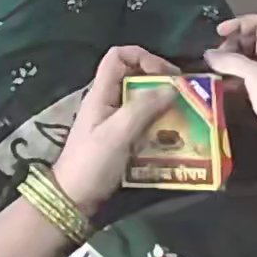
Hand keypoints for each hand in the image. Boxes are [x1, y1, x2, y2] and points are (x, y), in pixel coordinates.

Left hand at [51, 46, 179, 213]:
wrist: (72, 201)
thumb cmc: (91, 163)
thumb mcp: (117, 133)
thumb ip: (143, 108)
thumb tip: (173, 87)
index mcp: (101, 92)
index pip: (119, 55)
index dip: (143, 56)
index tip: (164, 74)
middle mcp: (108, 100)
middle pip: (134, 75)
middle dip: (160, 80)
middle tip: (183, 93)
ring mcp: (113, 120)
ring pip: (141, 99)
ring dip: (162, 103)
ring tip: (184, 113)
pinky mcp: (120, 138)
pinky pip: (143, 121)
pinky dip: (159, 123)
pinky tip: (173, 135)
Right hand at [204, 15, 256, 173]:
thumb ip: (232, 62)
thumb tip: (208, 54)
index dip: (241, 22)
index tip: (219, 33)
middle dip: (236, 42)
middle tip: (217, 55)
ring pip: (255, 61)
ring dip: (235, 61)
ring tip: (216, 69)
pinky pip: (254, 80)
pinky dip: (239, 78)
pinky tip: (225, 86)